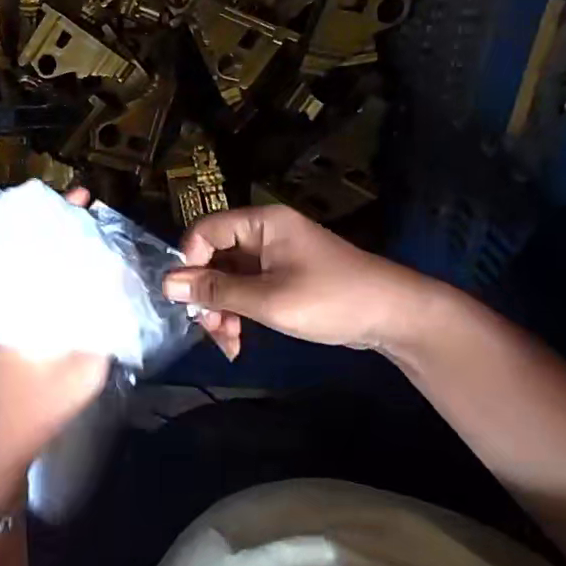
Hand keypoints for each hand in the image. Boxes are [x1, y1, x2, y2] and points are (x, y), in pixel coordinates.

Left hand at [0, 187, 110, 509]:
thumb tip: (115, 280)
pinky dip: (36, 262)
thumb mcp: (84, 369)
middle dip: (53, 220)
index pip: (38, 244)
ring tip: (76, 226)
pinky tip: (61, 265)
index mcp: (15, 299)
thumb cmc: (38, 405)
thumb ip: (104, 324)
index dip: (62, 219)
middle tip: (81, 204)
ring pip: (18, 257)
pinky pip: (14, 275)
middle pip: (25, 242)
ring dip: (45, 239)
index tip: (80, 199)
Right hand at [161, 204, 452, 356]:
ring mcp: (274, 255)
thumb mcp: (269, 300)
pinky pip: (246, 287)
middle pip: (214, 257)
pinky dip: (238, 311)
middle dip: (207, 294)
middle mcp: (263, 233)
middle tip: (210, 329)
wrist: (398, 317)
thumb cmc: (332, 300)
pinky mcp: (283, 276)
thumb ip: (217, 291)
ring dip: (221, 308)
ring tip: (227, 342)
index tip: (189, 299)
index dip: (190, 263)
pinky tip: (238, 339)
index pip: (204, 231)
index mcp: (261, 223)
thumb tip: (167, 284)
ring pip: (228, 276)